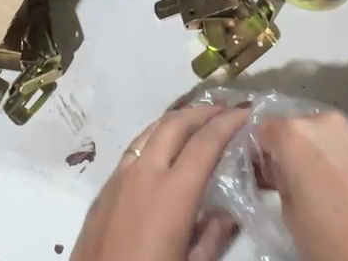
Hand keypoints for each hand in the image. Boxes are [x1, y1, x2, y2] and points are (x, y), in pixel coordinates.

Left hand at [73, 103, 249, 260]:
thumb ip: (211, 238)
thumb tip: (227, 215)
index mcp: (172, 193)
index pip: (204, 145)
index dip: (226, 124)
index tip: (244, 113)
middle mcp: (145, 173)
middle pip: (174, 125)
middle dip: (200, 112)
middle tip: (223, 110)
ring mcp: (120, 177)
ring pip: (150, 131)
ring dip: (175, 121)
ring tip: (195, 120)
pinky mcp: (104, 188)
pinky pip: (134, 149)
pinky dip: (154, 137)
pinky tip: (161, 149)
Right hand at [256, 112, 347, 260]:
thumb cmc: (333, 242)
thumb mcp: (290, 215)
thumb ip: (281, 179)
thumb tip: (283, 168)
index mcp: (296, 135)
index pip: (265, 128)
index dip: (264, 150)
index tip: (270, 172)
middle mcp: (326, 122)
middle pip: (298, 126)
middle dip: (294, 148)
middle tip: (300, 182)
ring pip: (327, 133)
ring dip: (322, 151)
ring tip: (331, 185)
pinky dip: (346, 158)